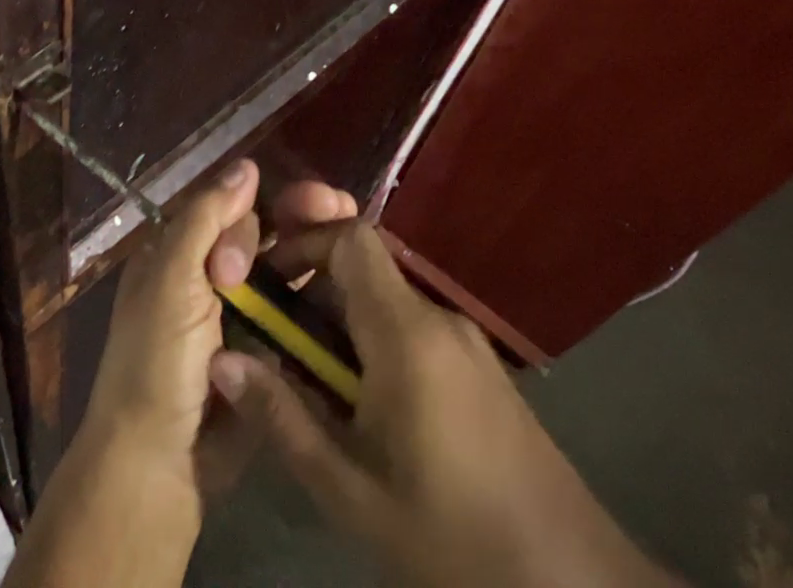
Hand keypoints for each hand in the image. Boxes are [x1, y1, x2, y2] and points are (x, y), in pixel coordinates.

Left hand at [83, 163, 359, 484]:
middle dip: (298, 220)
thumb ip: (204, 223)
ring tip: (358, 241)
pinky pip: (296, 317)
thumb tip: (246, 165)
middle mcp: (206, 281)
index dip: (262, 205)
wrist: (160, 461)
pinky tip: (354, 287)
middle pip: (260, 237)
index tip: (303, 208)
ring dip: (315, 254)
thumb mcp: (171, 282)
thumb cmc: (156, 363)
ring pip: (283, 273)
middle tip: (343, 211)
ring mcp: (238, 319)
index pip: (227, 210)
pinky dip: (320, 300)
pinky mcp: (265, 355)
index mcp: (175, 257)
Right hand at [210, 222, 679, 587]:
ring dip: (336, 325)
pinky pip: (411, 333)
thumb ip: (281, 415)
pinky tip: (355, 404)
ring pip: (385, 303)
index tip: (263, 282)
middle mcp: (440, 323)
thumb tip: (222, 360)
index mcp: (406, 335)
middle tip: (269, 339)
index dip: (301, 241)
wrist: (570, 581)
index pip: (352, 238)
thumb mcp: (347, 486)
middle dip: (308, 292)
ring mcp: (467, 347)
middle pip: (363, 270)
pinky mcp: (481, 373)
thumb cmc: (450, 531)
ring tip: (302, 378)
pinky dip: (370, 346)